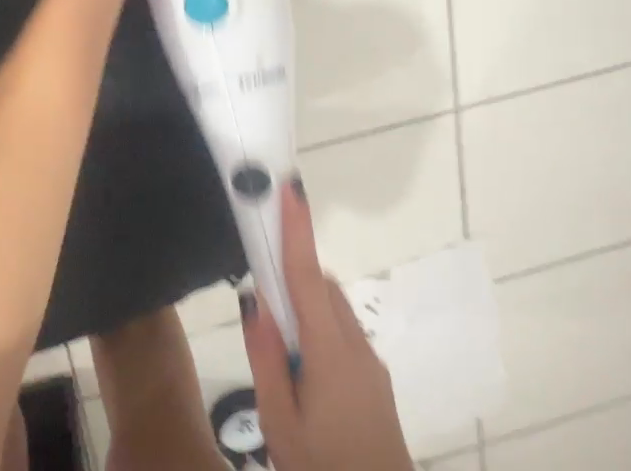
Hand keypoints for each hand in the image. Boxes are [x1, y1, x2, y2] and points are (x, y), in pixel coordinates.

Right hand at [242, 181, 412, 470]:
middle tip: (259, 297)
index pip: (307, 275)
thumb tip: (255, 300)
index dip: (297, 228)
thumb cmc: (322, 465)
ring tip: (277, 350)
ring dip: (303, 306)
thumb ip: (266, 357)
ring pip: (332, 310)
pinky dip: (317, 329)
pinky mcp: (375, 379)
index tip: (289, 187)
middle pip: (320, 287)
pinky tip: (300, 371)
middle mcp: (356, 346)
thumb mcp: (277, 419)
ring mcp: (370, 362)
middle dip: (290, 275)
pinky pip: (342, 334)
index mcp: (329, 351)